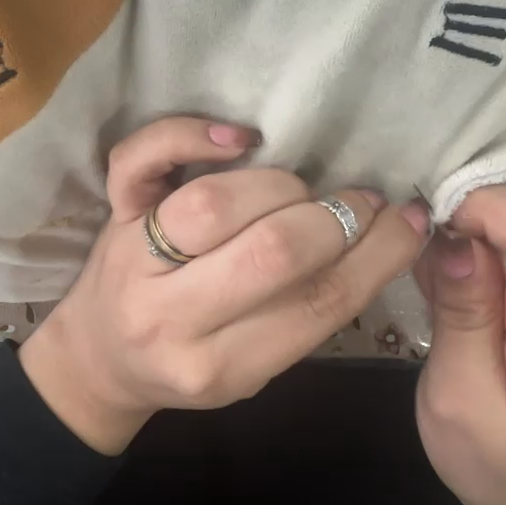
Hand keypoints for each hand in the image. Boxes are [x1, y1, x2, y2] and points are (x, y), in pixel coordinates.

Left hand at [20, 117, 432, 454]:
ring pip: (211, 205)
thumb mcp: (250, 368)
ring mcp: (134, 261)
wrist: (99, 359)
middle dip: (333, 219)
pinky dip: (187, 135)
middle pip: (269, 253)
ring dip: (277, 186)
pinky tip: (237, 138)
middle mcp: (172, 318)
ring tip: (298, 190)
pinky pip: (136, 163)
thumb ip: (303, 316)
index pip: (315, 307)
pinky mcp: (112, 217)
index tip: (407, 221)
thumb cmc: (185, 363)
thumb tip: (379, 238)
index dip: (375, 256)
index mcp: (220, 368)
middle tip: (359, 204)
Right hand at [413, 186, 505, 504]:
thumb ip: (464, 318)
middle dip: (477, 207)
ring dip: (472, 224)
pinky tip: (444, 278)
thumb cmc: (495, 466)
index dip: (492, 208)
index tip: (431, 220)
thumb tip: (457, 237)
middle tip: (417, 237)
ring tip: (427, 266)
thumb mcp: (460, 403)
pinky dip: (475, 244)